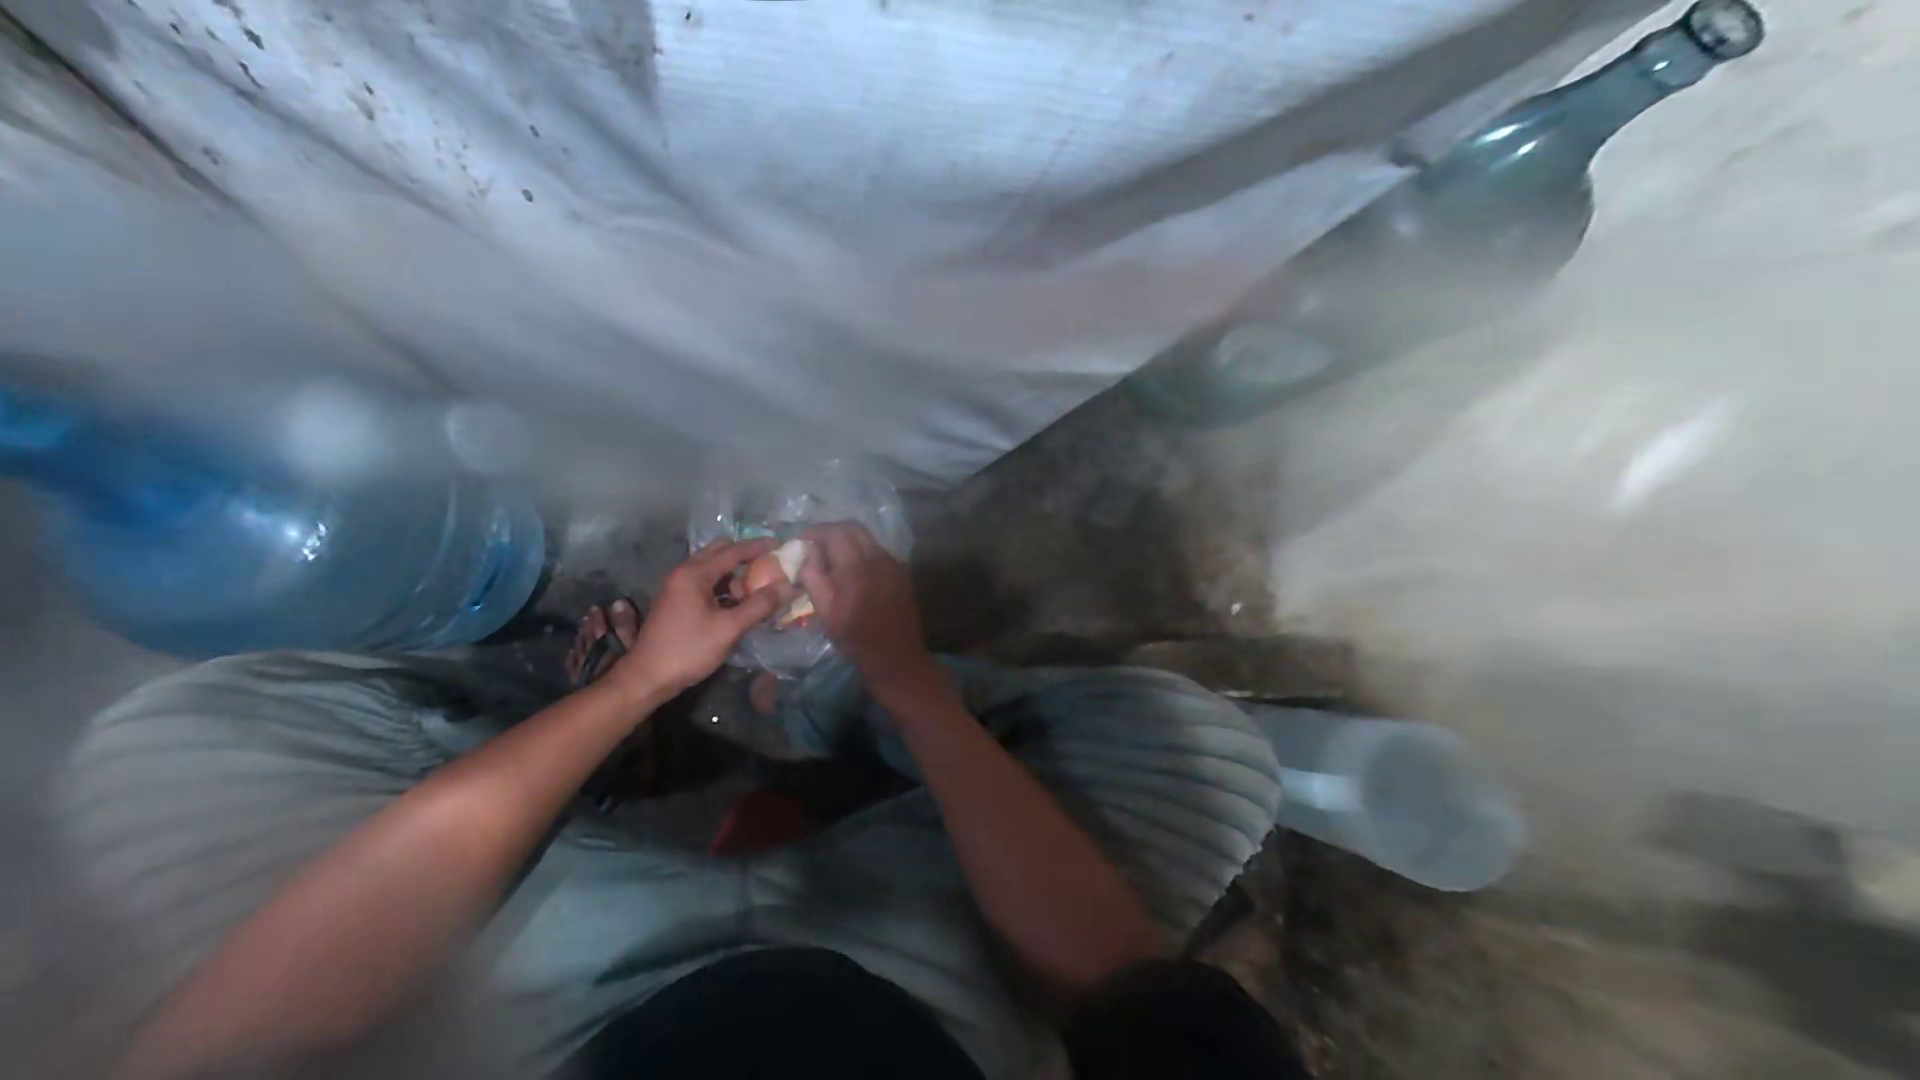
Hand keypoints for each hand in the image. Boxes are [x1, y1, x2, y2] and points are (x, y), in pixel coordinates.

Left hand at [616, 538, 793, 697]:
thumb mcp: (729, 629)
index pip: (732, 551)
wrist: (648, 677)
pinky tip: (737, 603)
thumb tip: (787, 586)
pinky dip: (723, 587)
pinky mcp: (677, 601)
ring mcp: (678, 587)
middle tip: (769, 566)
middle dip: (745, 557)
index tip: (780, 544)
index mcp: (694, 574)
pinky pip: (705, 583)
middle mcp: (684, 573)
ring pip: (712, 570)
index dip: (758, 547)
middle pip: (719, 553)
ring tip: (757, 590)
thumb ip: (759, 605)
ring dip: (734, 575)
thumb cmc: (689, 650)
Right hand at [799, 523, 943, 701]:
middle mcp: (879, 558)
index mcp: (858, 567)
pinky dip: (862, 554)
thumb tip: (807, 555)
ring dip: (848, 542)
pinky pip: (878, 553)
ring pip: (868, 539)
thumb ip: (814, 578)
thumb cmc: (856, 638)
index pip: (836, 531)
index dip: (816, 531)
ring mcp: (894, 564)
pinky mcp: (902, 573)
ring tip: (831, 560)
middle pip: (854, 528)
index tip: (802, 540)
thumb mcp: (826, 612)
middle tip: (815, 545)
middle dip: (832, 532)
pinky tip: (852, 573)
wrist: (896, 657)